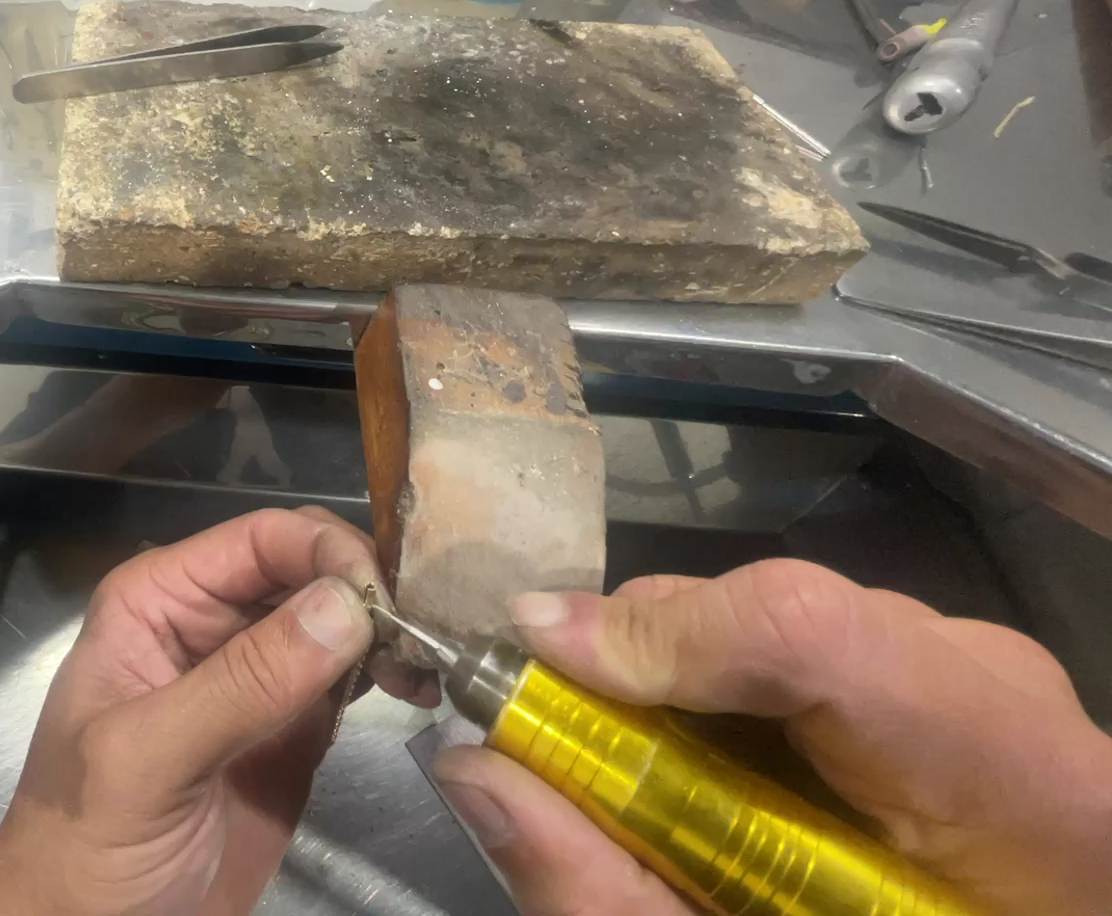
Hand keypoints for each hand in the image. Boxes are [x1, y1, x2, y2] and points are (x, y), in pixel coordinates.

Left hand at [0, 507, 431, 915]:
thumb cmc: (84, 841)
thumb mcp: (148, 757)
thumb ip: (241, 683)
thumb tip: (345, 604)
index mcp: (161, 596)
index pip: (257, 539)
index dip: (324, 551)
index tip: (383, 598)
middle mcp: (210, 616)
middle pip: (304, 565)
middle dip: (363, 586)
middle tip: (420, 632)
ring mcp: (254, 669)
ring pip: (333, 614)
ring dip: (384, 627)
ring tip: (428, 660)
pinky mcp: (291, 720)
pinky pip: (345, 673)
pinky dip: (384, 670)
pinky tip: (415, 684)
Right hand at [431, 559, 1111, 915]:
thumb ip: (604, 895)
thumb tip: (466, 769)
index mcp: (1028, 809)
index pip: (824, 637)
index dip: (665, 630)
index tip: (543, 651)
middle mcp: (1022, 716)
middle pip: (792, 611)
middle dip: (646, 648)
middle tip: (556, 710)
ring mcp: (987, 686)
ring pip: (784, 608)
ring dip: (674, 661)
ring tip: (635, 745)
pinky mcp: (947, 681)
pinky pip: (799, 629)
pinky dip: (709, 668)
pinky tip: (700, 742)